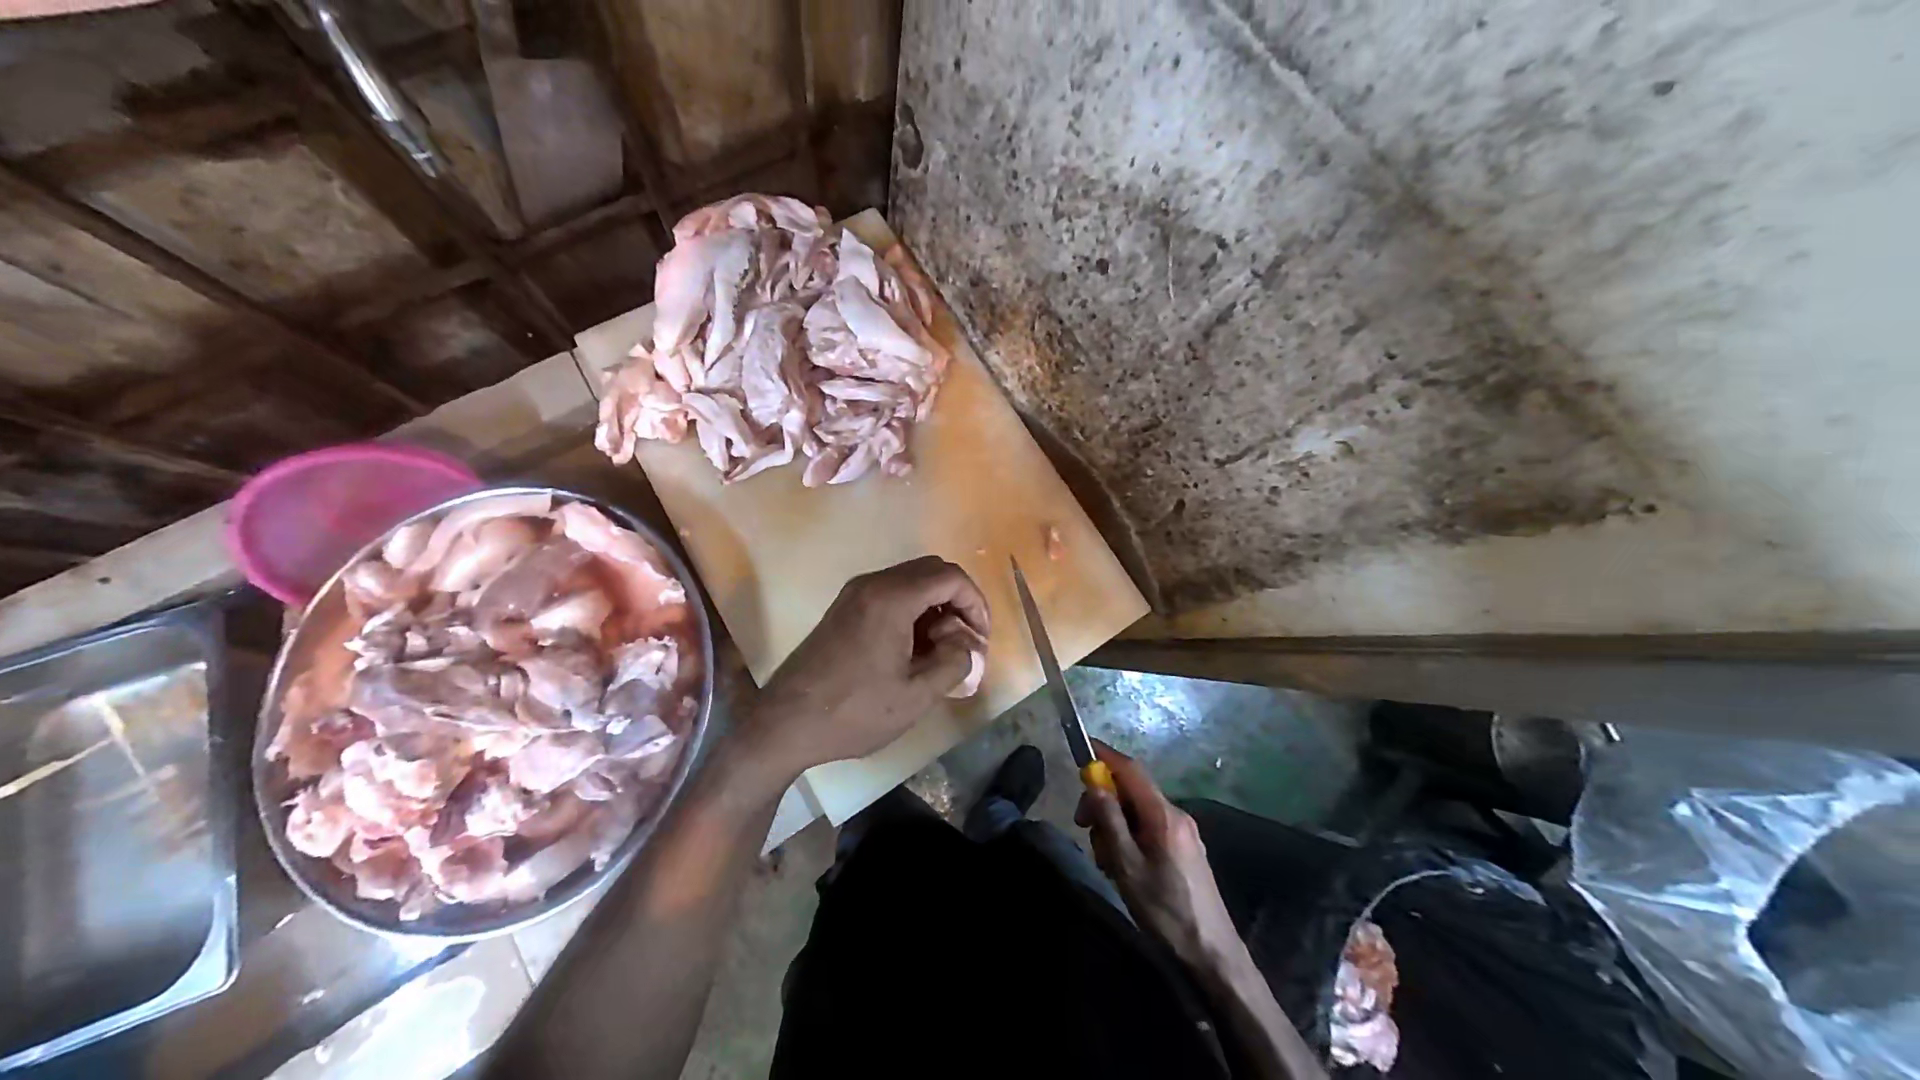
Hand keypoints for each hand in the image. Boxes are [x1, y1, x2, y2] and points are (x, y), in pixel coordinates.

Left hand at [738, 556, 989, 782]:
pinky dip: (912, 610)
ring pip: (910, 581)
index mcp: (891, 598)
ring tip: (942, 650)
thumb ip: (953, 661)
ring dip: (935, 606)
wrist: (785, 723)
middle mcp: (871, 584)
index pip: (950, 577)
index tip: (980, 639)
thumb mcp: (916, 695)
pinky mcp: (843, 609)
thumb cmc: (854, 712)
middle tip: (966, 641)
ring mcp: (853, 594)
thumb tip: (965, 644)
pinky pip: (889, 594)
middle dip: (957, 601)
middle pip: (931, 571)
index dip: (975, 604)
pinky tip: (913, 648)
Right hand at [1075, 740, 1240, 969]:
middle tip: (1083, 827)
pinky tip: (1123, 867)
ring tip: (1107, 861)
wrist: (1212, 954)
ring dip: (1115, 825)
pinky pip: (1149, 828)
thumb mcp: (1127, 866)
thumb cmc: (1165, 910)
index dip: (1105, 756)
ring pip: (1138, 811)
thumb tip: (1094, 783)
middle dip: (1104, 801)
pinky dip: (1129, 837)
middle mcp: (1177, 815)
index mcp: (1164, 815)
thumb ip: (1110, 821)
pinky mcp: (1185, 849)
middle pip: (1132, 790)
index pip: (1132, 769)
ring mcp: (1183, 832)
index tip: (1081, 749)